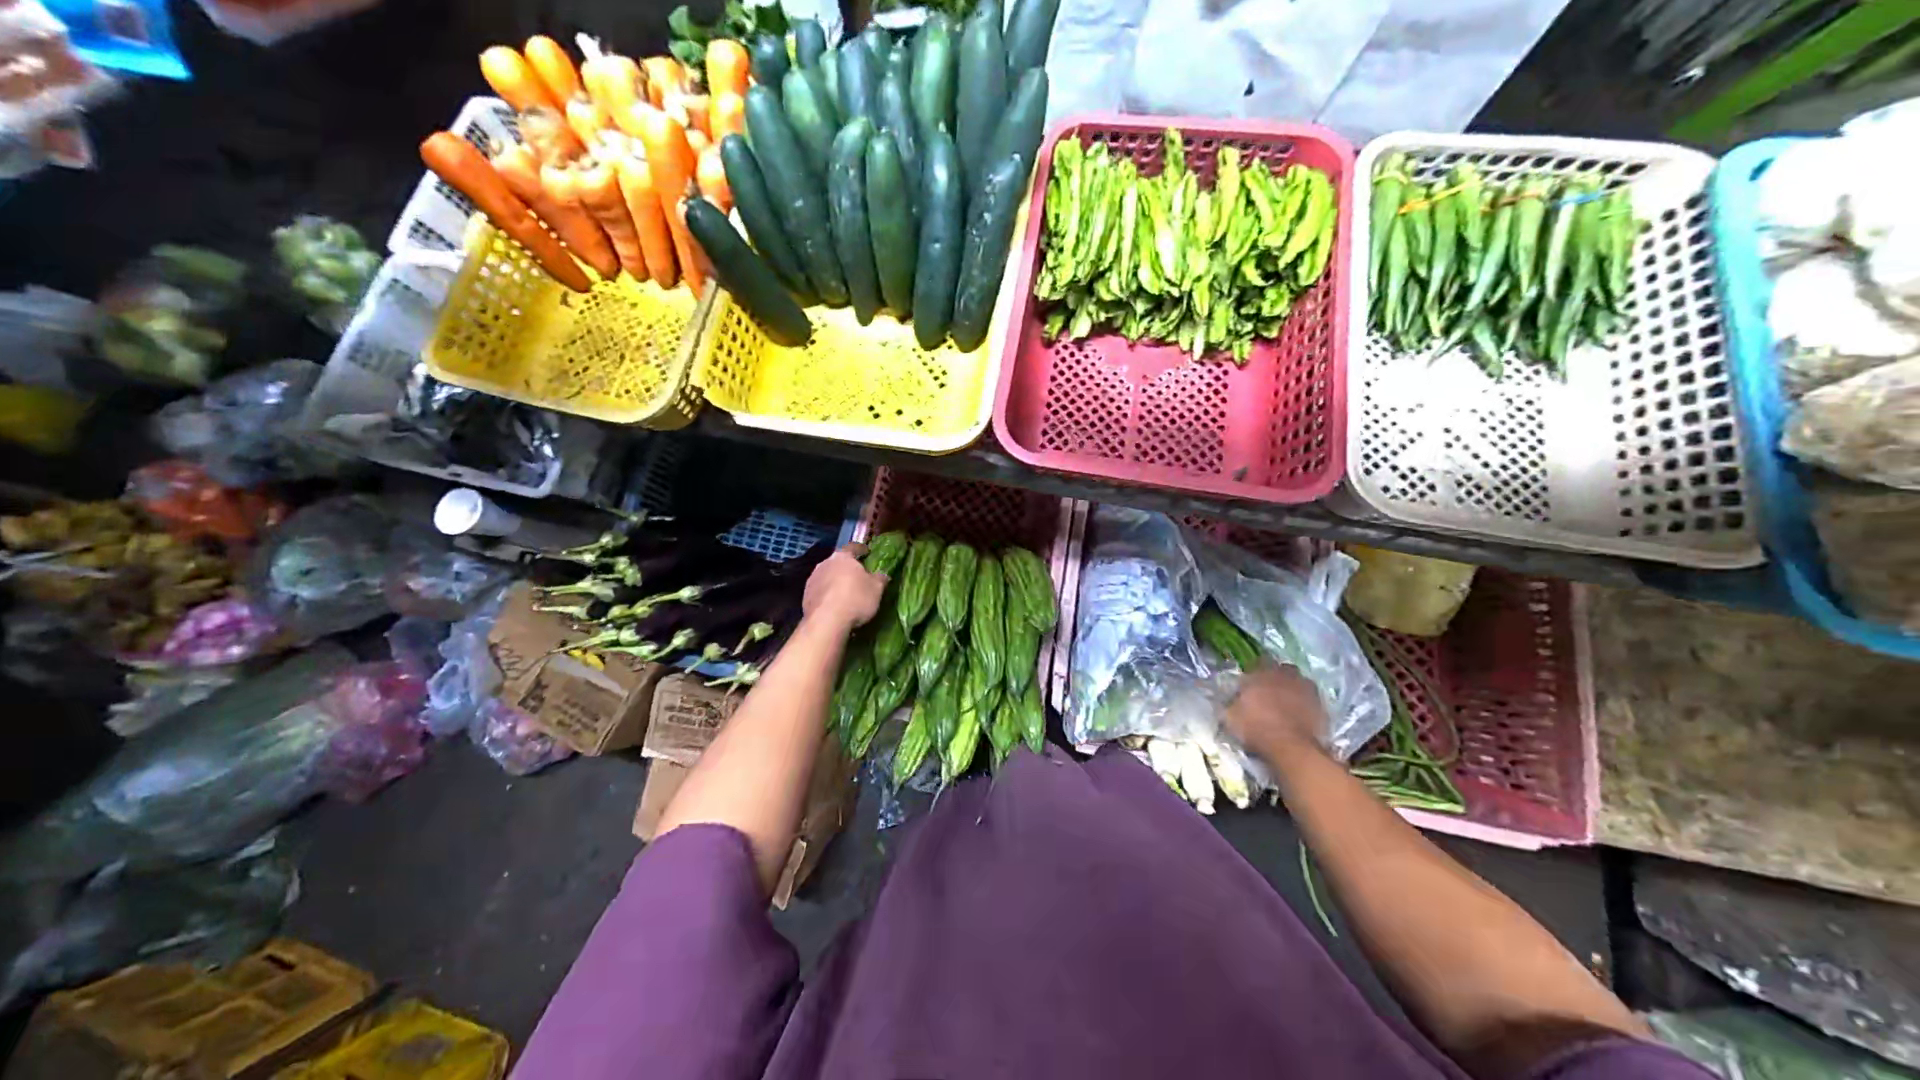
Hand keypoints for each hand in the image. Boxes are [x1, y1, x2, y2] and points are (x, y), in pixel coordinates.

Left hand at [803, 545, 887, 630]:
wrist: (827, 621)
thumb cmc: (856, 599)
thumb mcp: (877, 589)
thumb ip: (880, 579)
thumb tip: (882, 575)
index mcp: (842, 557)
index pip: (853, 547)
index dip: (861, 549)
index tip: (866, 552)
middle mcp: (824, 564)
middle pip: (837, 562)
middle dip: (846, 568)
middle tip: (857, 576)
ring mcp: (812, 580)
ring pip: (826, 577)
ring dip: (834, 582)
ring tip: (844, 593)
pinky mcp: (805, 597)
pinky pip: (819, 592)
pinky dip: (827, 596)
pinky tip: (833, 606)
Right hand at [1225, 663, 1328, 764]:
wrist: (1292, 748)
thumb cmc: (1257, 728)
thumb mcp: (1231, 717)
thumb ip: (1231, 702)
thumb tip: (1230, 698)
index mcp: (1261, 672)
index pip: (1257, 662)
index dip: (1253, 674)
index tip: (1249, 685)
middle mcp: (1285, 674)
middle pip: (1281, 670)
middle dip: (1276, 678)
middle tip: (1269, 693)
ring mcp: (1306, 687)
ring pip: (1298, 682)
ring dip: (1292, 689)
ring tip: (1286, 705)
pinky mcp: (1321, 704)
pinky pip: (1309, 699)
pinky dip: (1304, 704)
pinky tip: (1298, 716)